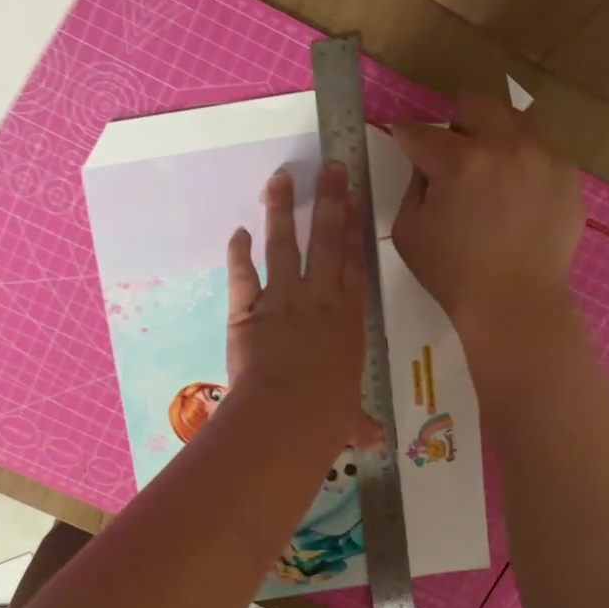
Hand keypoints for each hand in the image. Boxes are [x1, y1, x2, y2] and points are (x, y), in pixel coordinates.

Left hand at [226, 163, 367, 440]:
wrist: (288, 413)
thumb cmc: (326, 417)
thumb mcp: (346, 419)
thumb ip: (356, 422)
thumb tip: (370, 440)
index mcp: (349, 321)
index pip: (353, 264)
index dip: (353, 229)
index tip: (354, 198)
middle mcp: (320, 300)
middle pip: (326, 240)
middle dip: (330, 201)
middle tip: (331, 167)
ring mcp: (283, 299)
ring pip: (284, 245)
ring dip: (282, 210)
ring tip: (280, 179)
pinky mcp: (248, 309)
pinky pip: (243, 273)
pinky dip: (238, 252)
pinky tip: (237, 232)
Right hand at [389, 93, 582, 330]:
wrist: (515, 302)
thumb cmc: (452, 273)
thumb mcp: (408, 231)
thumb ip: (414, 186)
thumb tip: (428, 166)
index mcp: (459, 160)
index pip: (422, 133)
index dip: (406, 135)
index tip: (402, 139)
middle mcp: (505, 146)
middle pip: (477, 105)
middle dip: (456, 118)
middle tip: (449, 144)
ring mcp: (543, 158)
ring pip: (515, 124)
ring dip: (494, 136)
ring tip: (487, 168)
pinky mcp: (568, 177)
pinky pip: (540, 155)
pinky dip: (522, 166)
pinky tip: (514, 198)